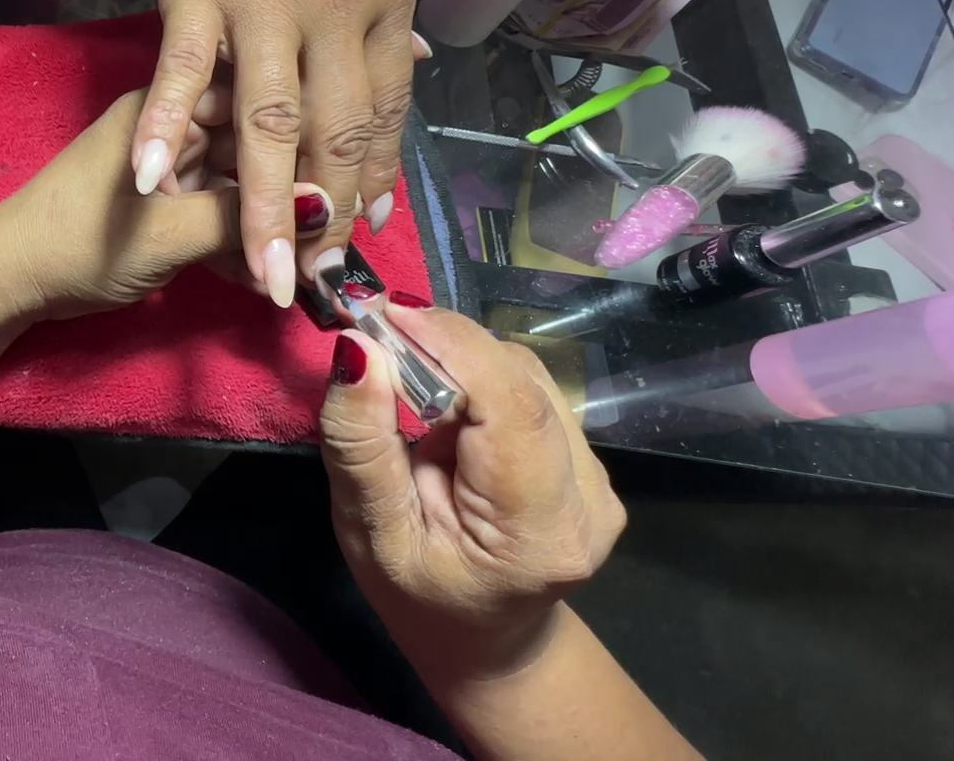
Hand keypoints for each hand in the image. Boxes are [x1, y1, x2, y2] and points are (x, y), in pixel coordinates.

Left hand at [0, 90, 328, 318]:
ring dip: (268, 229)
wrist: (10, 283)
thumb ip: (242, 219)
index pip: (255, 99)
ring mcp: (169, 167)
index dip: (305, 135)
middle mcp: (171, 126)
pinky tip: (265, 277)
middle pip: (254, 148)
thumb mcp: (164, 233)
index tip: (350, 177)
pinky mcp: (167, 205)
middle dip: (292, 195)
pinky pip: (217, 215)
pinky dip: (237, 245)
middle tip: (335, 237)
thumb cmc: (77, 244)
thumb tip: (326, 209)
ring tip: (306, 268)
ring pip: (240, 188)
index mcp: (163, 105)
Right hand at [140, 0, 422, 309]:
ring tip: (267, 277)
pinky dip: (165, 129)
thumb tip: (399, 85)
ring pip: (267, 120)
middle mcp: (336, 3)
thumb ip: (384, 20)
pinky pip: (181, 71)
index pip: (383, 112)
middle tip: (321, 282)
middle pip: (335, 134)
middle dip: (329, 220)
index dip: (372, 181)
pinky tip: (152, 184)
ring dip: (263, 209)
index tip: (360, 234)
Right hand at [317, 308, 626, 683]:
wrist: (485, 637)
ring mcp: (596, 475)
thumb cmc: (416, 595)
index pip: (511, 407)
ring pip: (522, 373)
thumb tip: (357, 350)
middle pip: (520, 380)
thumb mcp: (368, 530)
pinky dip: (468, 370)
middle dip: (441, 342)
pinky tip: (432, 391)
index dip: (450, 346)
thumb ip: (361, 444)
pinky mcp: (583, 456)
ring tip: (396, 367)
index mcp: (537, 530)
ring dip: (452, 354)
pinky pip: (522, 386)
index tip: (382, 315)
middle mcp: (589, 496)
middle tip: (372, 335)